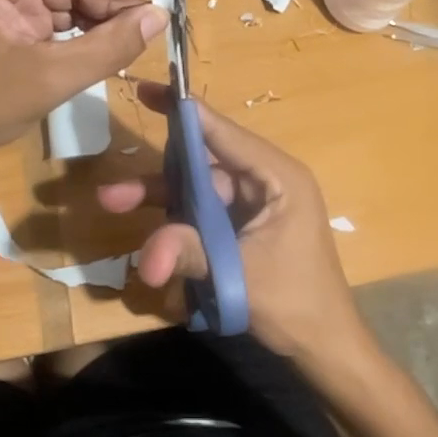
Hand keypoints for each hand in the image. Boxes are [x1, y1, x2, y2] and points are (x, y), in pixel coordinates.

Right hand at [98, 82, 364, 360]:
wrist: (324, 347)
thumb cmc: (296, 302)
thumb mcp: (240, 274)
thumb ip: (192, 254)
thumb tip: (145, 258)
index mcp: (278, 177)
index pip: (223, 133)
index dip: (184, 113)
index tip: (148, 89)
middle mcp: (265, 181)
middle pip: (202, 165)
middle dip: (158, 177)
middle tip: (113, 189)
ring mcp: (254, 205)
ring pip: (198, 191)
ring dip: (162, 203)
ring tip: (115, 208)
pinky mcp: (243, 227)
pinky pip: (204, 215)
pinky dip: (178, 224)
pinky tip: (152, 241)